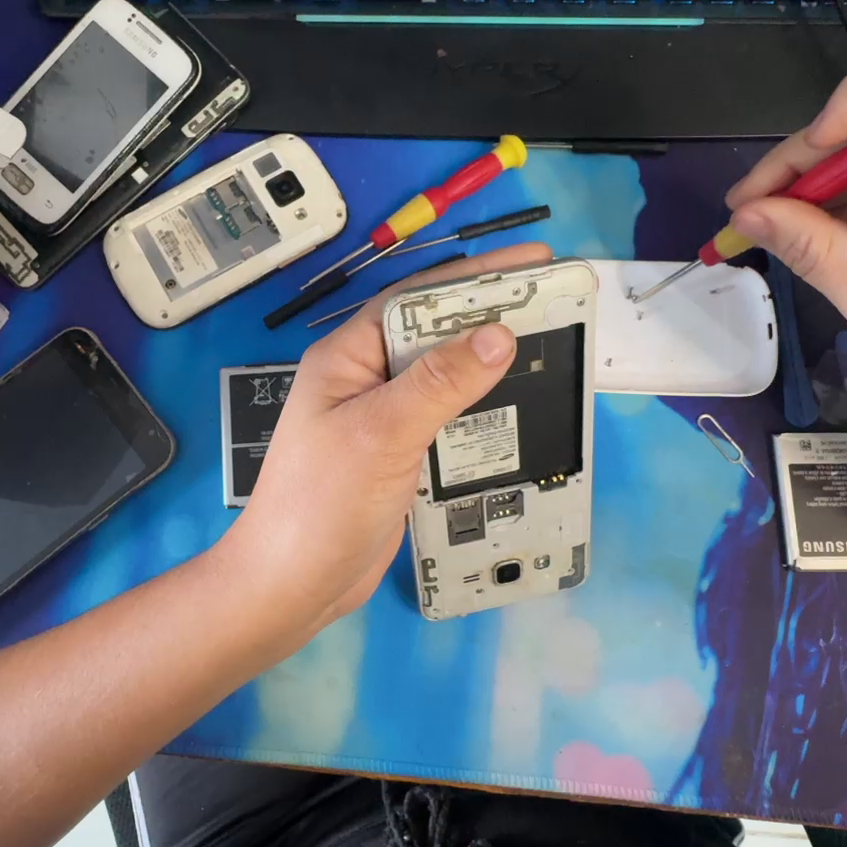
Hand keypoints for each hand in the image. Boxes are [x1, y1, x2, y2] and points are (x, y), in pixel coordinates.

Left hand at [225, 244, 552, 627]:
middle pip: (433, 335)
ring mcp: (381, 419)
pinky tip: (516, 406)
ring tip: (546, 347)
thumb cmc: (323, 501)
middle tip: (552, 303)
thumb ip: (439, 382)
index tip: (532, 263)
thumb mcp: (381, 433)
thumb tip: (499, 334)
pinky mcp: (398, 455)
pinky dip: (480, 409)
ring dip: (488, 364)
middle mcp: (364, 379)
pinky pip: (445, 418)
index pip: (415, 300)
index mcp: (347, 357)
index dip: (473, 278)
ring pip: (443, 378)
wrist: (294, 583)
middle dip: (488, 316)